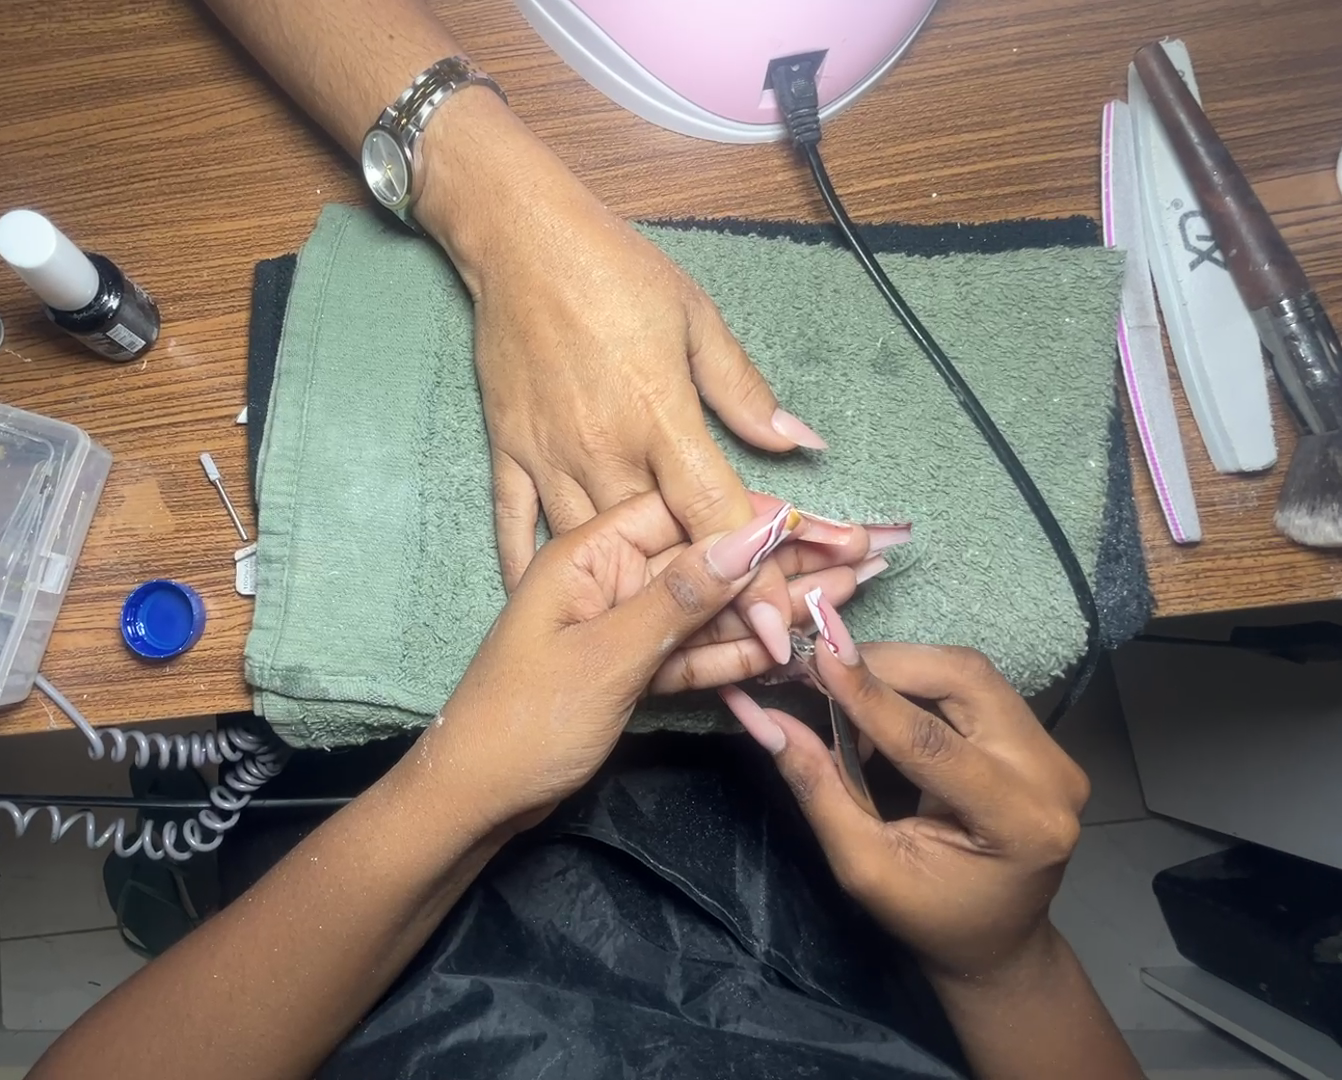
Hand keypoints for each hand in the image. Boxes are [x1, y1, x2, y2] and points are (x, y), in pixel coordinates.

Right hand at [411, 92, 839, 669]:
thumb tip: (801, 444)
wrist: (520, 245)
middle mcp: (601, 451)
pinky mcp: (507, 456)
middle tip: (726, 652)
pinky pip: (514, 527)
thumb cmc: (616, 274)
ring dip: (617, 604)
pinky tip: (544, 611)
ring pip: (587, 552)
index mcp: (657, 416)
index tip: (776, 630)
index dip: (748, 575)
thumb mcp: (695, 317)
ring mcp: (547, 459)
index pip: (711, 511)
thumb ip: (743, 391)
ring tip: (647, 650)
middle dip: (693, 604)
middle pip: (653, 548)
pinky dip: (525, 571)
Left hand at [417, 494, 817, 829]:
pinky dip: (736, 654)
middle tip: (864, 558)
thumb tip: (749, 534)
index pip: (681, 515)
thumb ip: (679, 596)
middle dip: (780, 564)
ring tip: (849, 594)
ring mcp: (620, 626)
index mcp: (588, 554)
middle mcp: (608, 578)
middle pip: (704, 562)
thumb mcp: (607, 654)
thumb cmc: (527, 719)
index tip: (823, 526)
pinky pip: (690, 652)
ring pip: (706, 610)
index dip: (754, 517)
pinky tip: (792, 647)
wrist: (477, 795)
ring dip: (772, 609)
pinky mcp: (630, 668)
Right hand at [719, 598, 1090, 981]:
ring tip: (843, 684)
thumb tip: (763, 717)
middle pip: (963, 680)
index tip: (818, 653)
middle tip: (821, 665)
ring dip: (897, 664)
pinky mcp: (1035, 736)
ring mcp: (1051, 750)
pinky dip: (912, 677)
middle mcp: (1050, 776)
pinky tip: (877, 698)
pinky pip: (968, 683)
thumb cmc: (930, 914)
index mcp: (1019, 824)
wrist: (998, 937)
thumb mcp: (861, 865)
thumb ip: (817, 786)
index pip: (931, 740)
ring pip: (966, 671)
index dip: (868, 694)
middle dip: (885, 662)